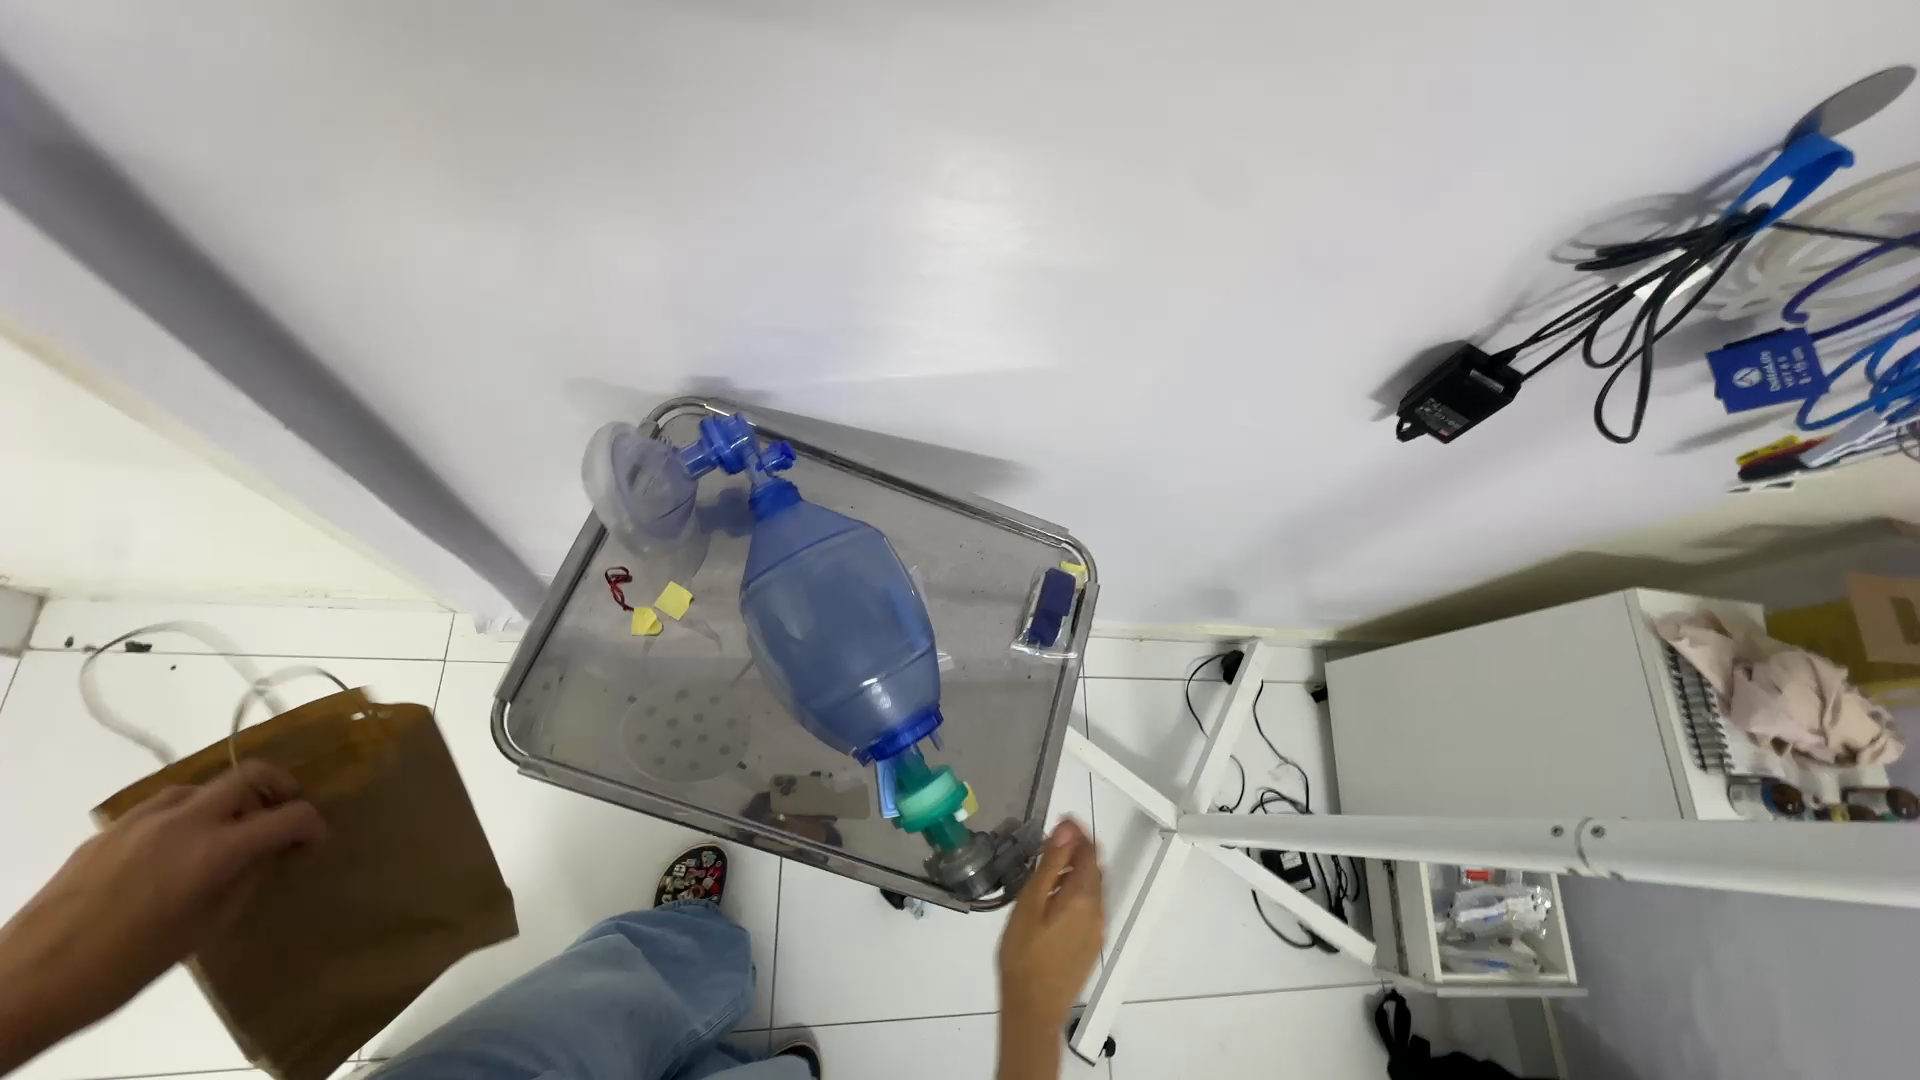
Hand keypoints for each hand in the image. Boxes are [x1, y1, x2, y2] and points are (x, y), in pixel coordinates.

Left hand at [0, 760, 326, 1070]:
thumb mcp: (206, 926)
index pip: (290, 816)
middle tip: (283, 817)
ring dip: (231, 800)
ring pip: (206, 785)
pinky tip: (179, 847)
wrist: (24, 985)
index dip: (313, 827)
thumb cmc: (127, 965)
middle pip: (251, 774)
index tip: (311, 846)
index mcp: (214, 850)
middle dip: (281, 789)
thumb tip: (267, 854)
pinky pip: (165, 804)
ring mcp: (141, 820)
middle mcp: (183, 821)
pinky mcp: (108, 830)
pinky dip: (189, 814)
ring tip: (229, 833)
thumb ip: (245, 878)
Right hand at [997, 818, 1104, 1031]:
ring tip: (1048, 865)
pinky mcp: (1089, 946)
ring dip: (1076, 870)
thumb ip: (1051, 864)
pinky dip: (1076, 890)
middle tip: (1050, 840)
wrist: (1032, 1011)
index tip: (1060, 819)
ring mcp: (1096, 931)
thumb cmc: (1023, 955)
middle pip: (1095, 869)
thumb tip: (1066, 829)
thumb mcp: (1030, 903)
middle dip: (1077, 849)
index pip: (1090, 851)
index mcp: (1084, 898)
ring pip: (1092, 888)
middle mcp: (1097, 912)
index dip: (1077, 831)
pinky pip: (1088, 907)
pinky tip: (1053, 897)